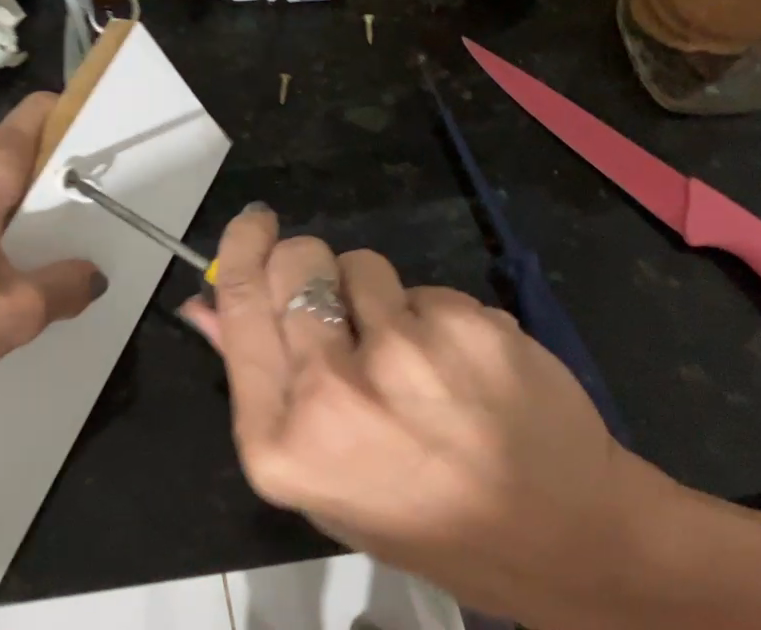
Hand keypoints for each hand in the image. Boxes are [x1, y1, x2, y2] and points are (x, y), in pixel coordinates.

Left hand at [0, 92, 107, 412]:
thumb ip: (62, 287)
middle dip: (60, 181)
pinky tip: (9, 281)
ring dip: (29, 216)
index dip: (77, 121)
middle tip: (100, 219)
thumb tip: (91, 276)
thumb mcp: (12, 312)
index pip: (38, 113)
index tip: (108, 154)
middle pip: (20, 154)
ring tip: (65, 255)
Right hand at [180, 204, 665, 620]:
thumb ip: (258, 381)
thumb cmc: (416, 515)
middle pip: (296, 265)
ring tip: (410, 356)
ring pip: (360, 265)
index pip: (242, 305)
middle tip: (330, 290)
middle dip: (306, 261)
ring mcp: (406, 355)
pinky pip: (423, 289)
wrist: (556, 538)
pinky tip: (459, 368)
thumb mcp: (316, 473)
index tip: (254, 222)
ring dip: (373, 295)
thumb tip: (203, 305)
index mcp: (283, 439)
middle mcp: (333, 392)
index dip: (241, 249)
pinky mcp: (468, 328)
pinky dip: (431, 317)